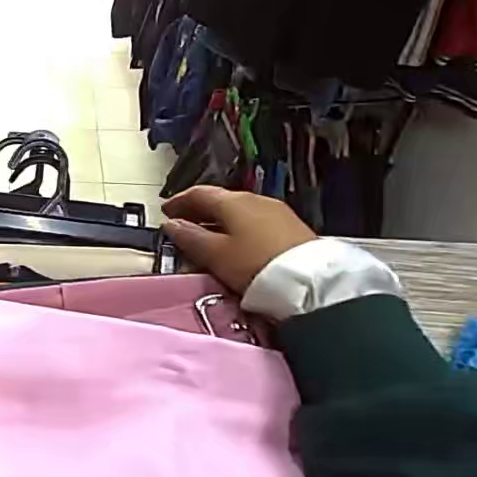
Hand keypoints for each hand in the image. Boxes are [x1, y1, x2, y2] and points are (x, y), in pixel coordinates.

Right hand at [161, 186, 316, 294]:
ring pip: (239, 210)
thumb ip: (191, 238)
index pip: (199, 193)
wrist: (310, 282)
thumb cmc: (256, 265)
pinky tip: (236, 242)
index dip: (179, 201)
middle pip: (221, 199)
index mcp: (233, 201)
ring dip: (220, 219)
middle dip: (199, 210)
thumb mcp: (217, 256)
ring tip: (207, 236)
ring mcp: (276, 211)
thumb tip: (172, 224)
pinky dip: (238, 227)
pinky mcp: (291, 227)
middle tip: (183, 224)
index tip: (166, 211)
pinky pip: (255, 220)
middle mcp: (255, 199)